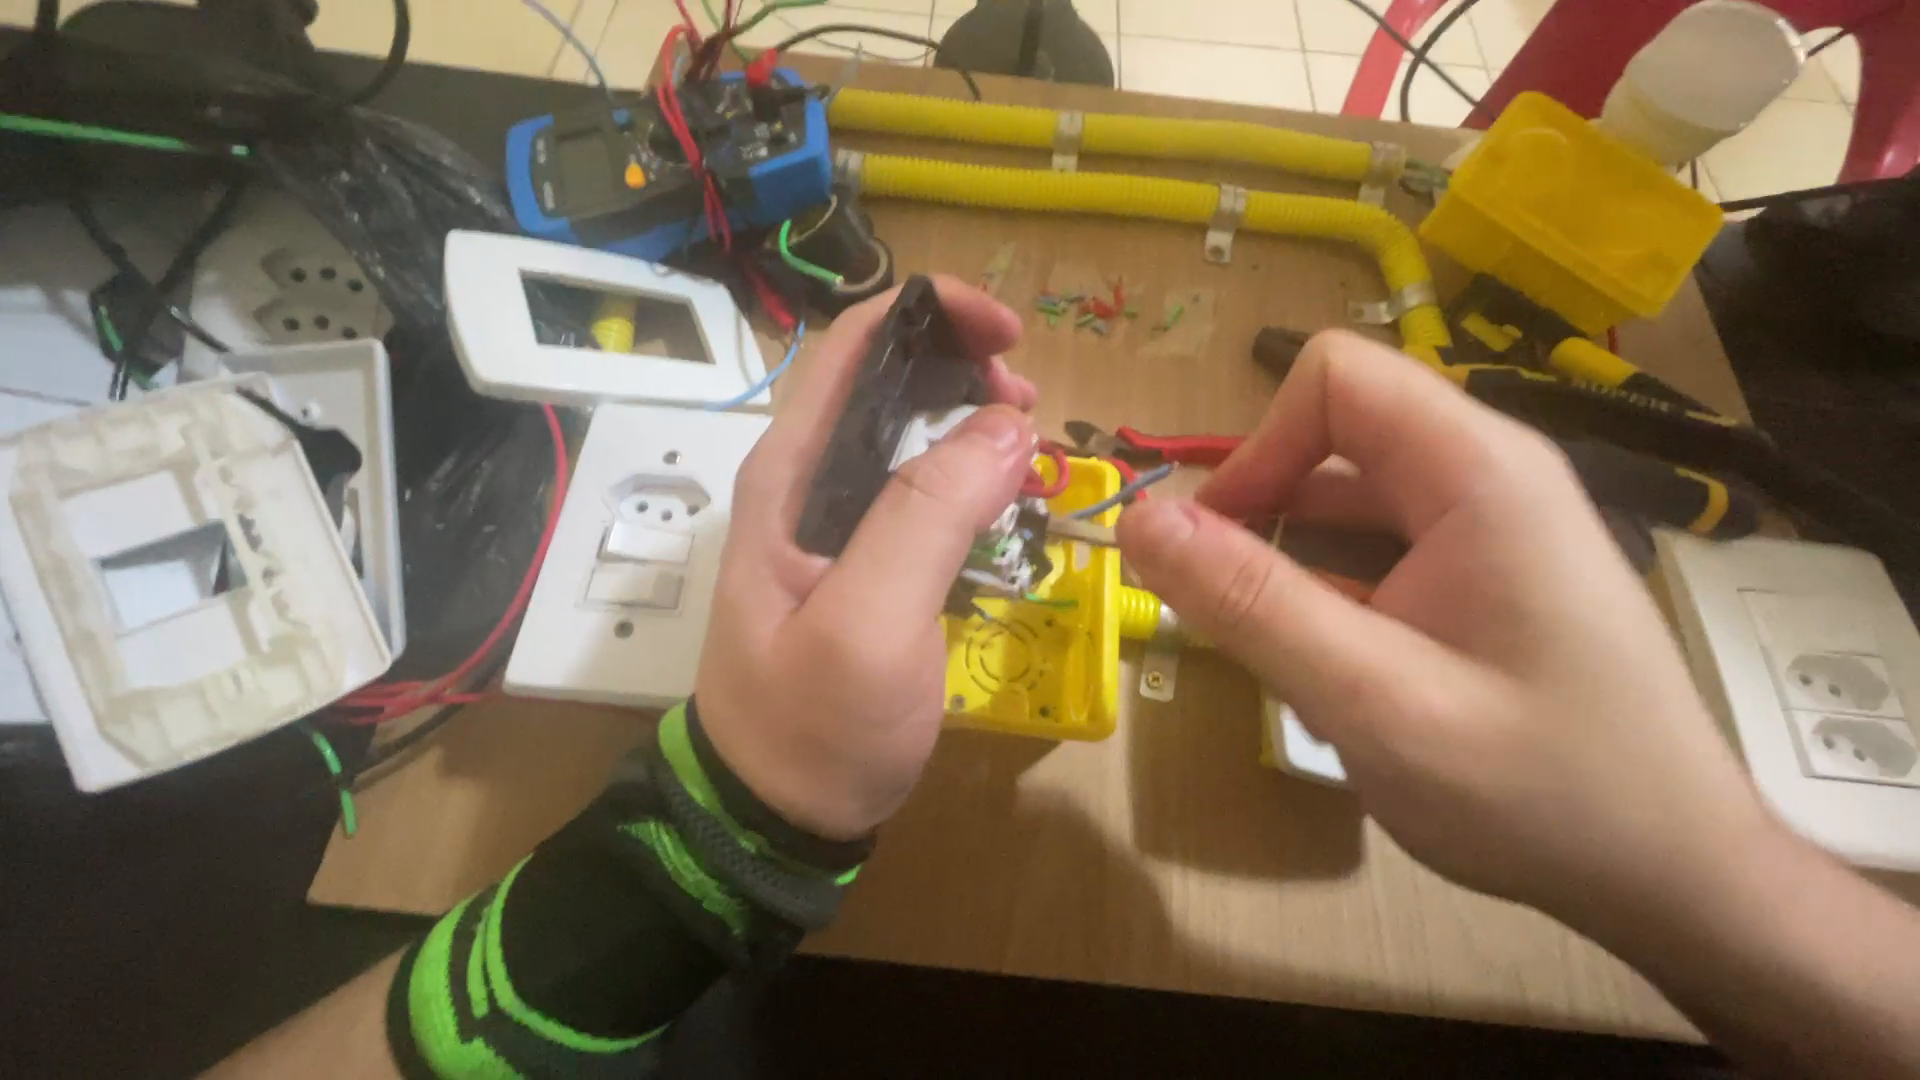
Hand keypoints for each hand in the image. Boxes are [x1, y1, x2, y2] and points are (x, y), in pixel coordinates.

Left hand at [694, 277, 1036, 841]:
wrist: (778, 812)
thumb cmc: (814, 725)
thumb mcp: (869, 625)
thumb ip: (928, 517)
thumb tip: (1005, 426)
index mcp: (791, 473)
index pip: (854, 346)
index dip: (930, 315)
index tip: (1008, 339)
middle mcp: (807, 480)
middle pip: (884, 379)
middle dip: (961, 367)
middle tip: (1027, 409)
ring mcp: (835, 521)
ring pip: (907, 432)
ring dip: (969, 421)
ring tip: (1026, 450)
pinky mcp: (864, 559)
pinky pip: (919, 491)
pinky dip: (967, 477)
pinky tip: (1001, 500)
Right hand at [1116, 330, 1775, 927]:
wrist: (1674, 883)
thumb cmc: (1539, 790)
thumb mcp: (1373, 700)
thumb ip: (1251, 602)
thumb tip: (1138, 519)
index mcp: (1476, 472)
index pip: (1333, 379)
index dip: (1257, 448)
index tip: (1218, 545)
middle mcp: (1482, 477)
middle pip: (1329, 438)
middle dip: (1260, 515)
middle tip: (1234, 613)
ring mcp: (1480, 527)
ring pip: (1338, 499)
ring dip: (1285, 563)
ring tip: (1284, 654)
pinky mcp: (1472, 575)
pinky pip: (1366, 550)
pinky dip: (1321, 594)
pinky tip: (1329, 668)